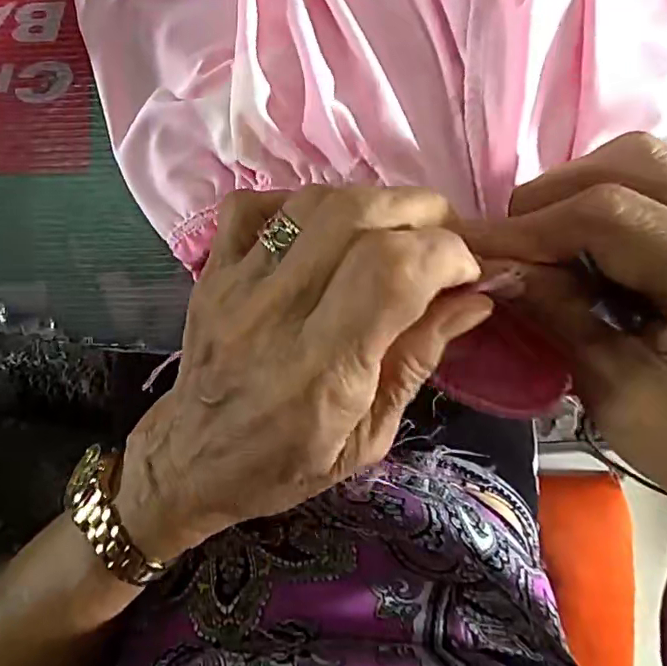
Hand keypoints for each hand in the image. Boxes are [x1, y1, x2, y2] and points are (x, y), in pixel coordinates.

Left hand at [118, 187, 495, 559]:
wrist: (191, 458)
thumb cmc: (282, 464)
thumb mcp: (366, 438)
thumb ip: (416, 360)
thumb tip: (475, 295)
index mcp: (321, 370)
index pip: (391, 270)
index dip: (446, 253)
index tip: (466, 272)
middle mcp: (274, 315)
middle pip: (353, 217)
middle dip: (418, 211)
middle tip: (440, 238)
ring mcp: (235, 287)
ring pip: (309, 203)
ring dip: (368, 202)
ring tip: (391, 230)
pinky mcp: (210, 274)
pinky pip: (249, 207)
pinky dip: (294, 201)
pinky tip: (320, 228)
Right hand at [461, 133, 666, 518]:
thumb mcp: (614, 389)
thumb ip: (556, 312)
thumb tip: (491, 265)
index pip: (615, 216)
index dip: (530, 226)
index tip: (475, 246)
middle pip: (644, 164)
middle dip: (556, 193)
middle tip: (512, 239)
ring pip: (661, 164)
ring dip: (584, 192)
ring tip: (546, 241)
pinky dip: (617, 205)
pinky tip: (591, 247)